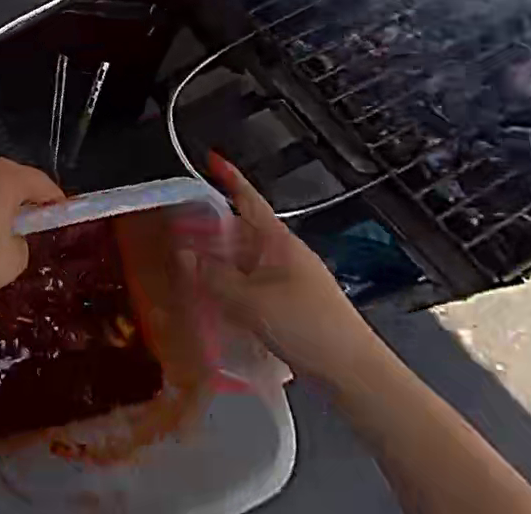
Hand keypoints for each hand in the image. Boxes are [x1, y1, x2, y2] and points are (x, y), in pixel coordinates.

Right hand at [186, 154, 379, 382]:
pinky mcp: (288, 305)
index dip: (229, 178)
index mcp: (277, 240)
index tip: (211, 159)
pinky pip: (251, 286)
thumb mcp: (252, 301)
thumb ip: (215, 279)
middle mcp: (282, 253)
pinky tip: (213, 304)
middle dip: (211, 229)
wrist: (353, 371)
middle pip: (241, 232)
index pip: (249, 198)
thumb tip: (184, 255)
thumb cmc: (307, 324)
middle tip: (178, 231)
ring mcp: (287, 279)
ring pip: (244, 262)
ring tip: (186, 268)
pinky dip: (231, 288)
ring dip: (218, 263)